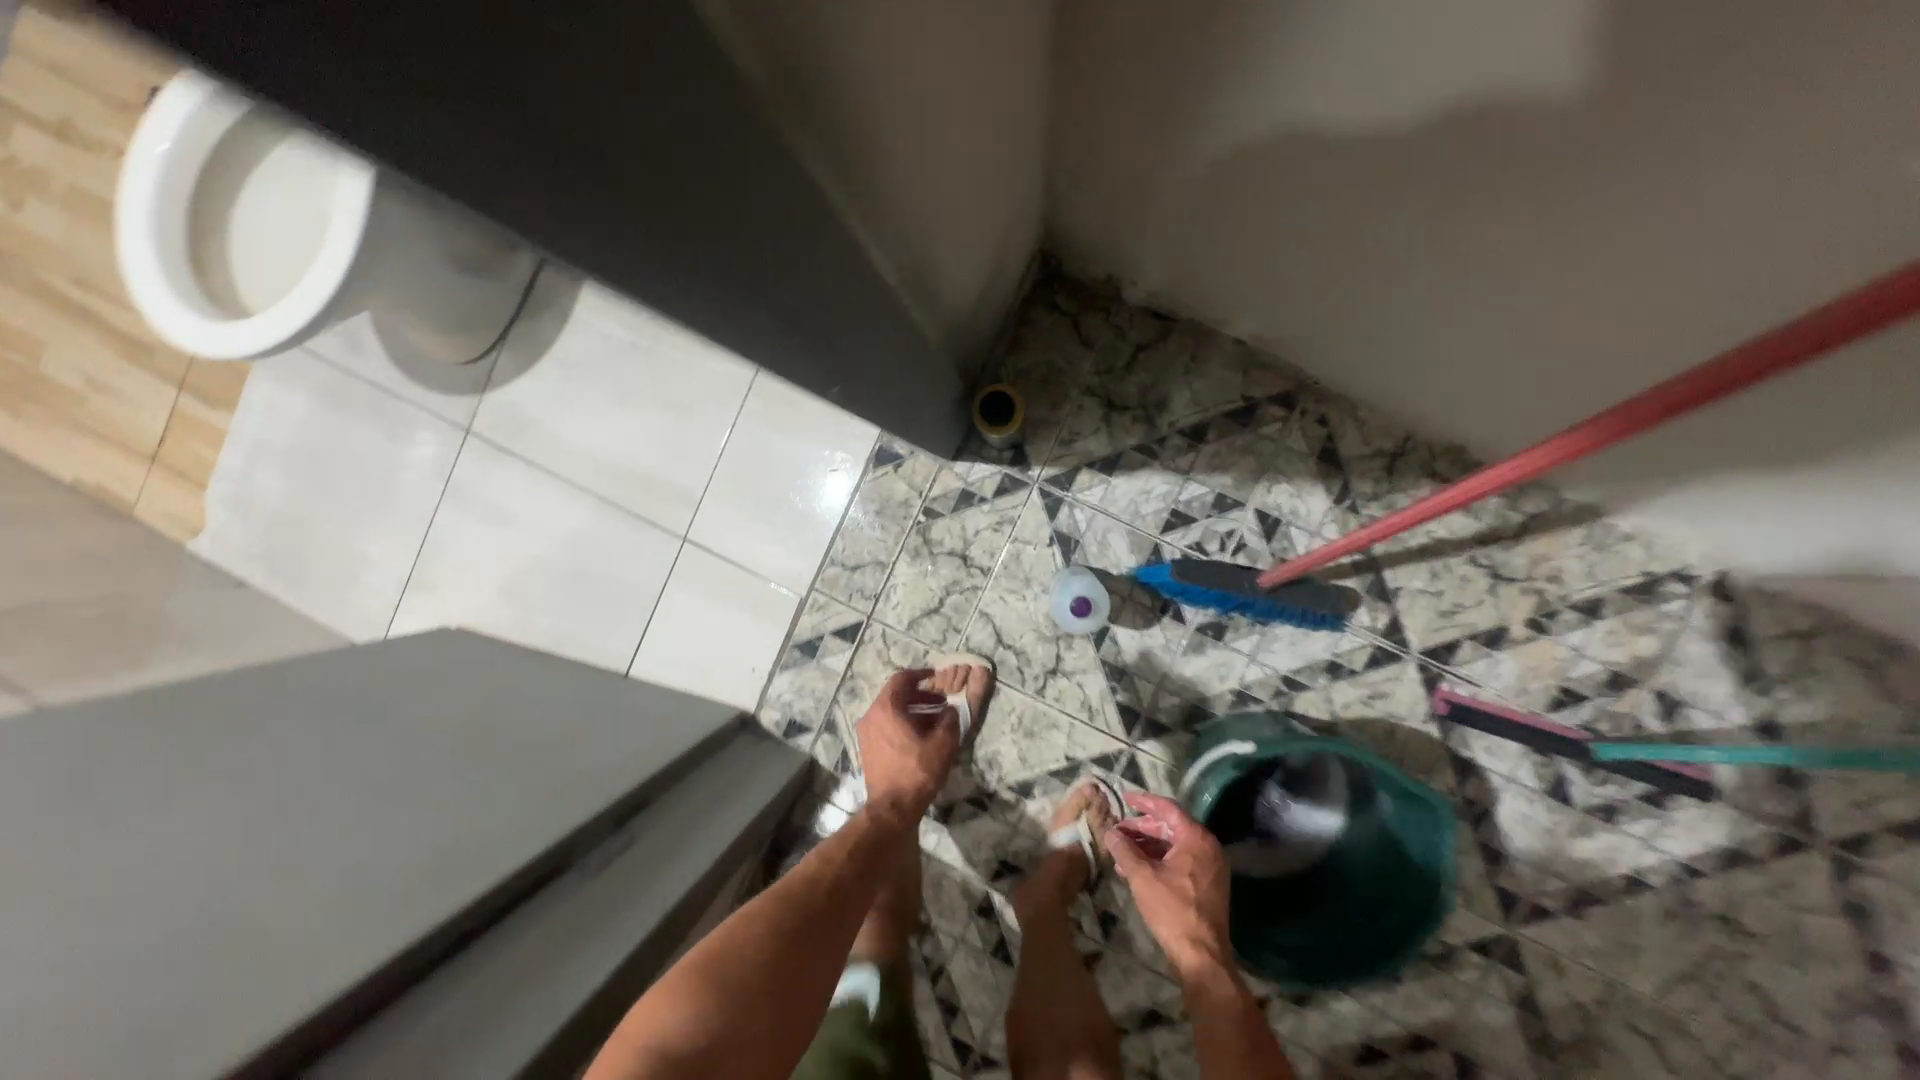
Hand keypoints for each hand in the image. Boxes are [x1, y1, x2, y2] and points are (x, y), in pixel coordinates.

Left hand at [856, 669, 960, 824]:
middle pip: (895, 695)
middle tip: (941, 702)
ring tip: (935, 721)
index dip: (920, 675)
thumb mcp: (942, 744)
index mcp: (886, 708)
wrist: (892, 808)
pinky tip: (920, 737)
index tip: (936, 677)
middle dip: (920, 696)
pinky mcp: (867, 748)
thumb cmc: (917, 772)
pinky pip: (885, 726)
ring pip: (890, 712)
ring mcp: (866, 733)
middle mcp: (871, 716)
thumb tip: (951, 711)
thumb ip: (949, 721)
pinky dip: (902, 724)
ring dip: (912, 711)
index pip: (901, 679)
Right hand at [1104, 792, 1234, 984]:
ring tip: (1122, 853)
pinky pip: (1182, 861)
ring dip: (1148, 846)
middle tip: (1118, 831)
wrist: (1201, 954)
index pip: (1168, 809)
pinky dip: (1160, 860)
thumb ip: (1125, 850)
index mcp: (1196, 838)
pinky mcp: (1209, 883)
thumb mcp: (1142, 877)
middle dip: (1142, 828)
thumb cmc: (1172, 910)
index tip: (1124, 798)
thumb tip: (1110, 832)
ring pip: (1175, 845)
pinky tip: (1137, 869)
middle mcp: (1208, 847)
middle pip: (1171, 827)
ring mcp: (1211, 866)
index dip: (1144, 802)